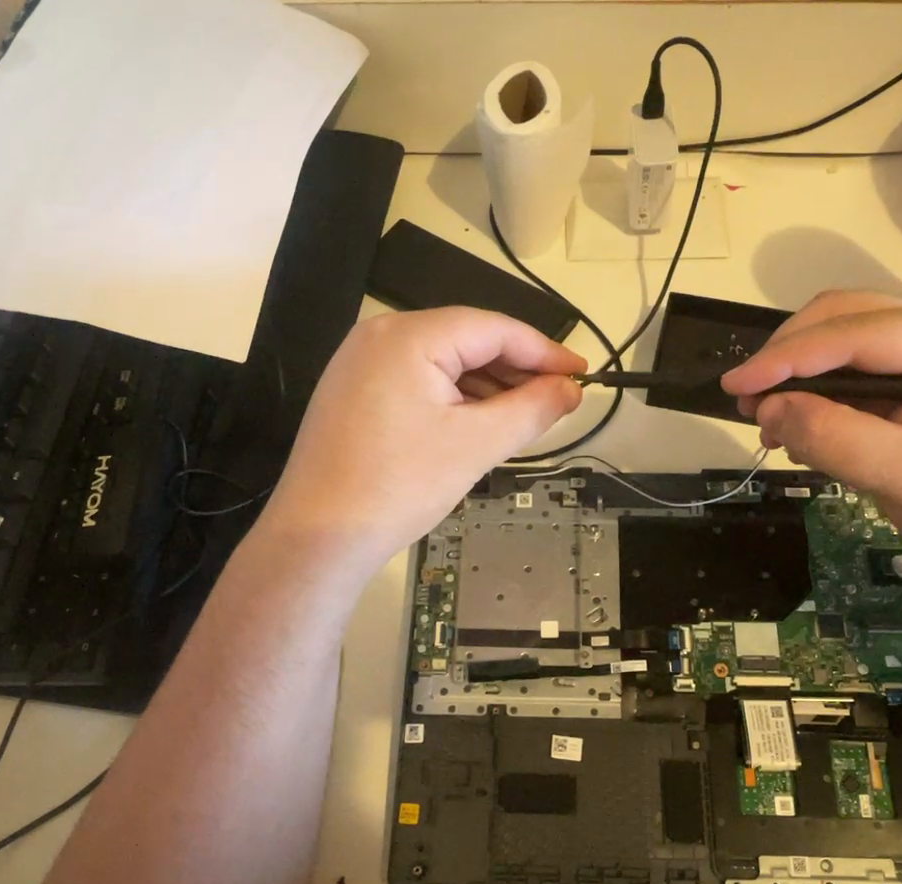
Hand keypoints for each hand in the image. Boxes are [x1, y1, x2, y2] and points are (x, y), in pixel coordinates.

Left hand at [256, 307, 585, 571]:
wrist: (319, 536)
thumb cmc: (400, 485)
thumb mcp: (476, 445)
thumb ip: (532, 409)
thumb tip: (572, 390)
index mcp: (408, 336)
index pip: (492, 328)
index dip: (543, 350)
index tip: (581, 374)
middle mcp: (379, 335)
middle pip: (466, 340)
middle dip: (515, 370)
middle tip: (557, 401)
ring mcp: (359, 364)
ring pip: (441, 363)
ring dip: (487, 387)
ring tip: (525, 417)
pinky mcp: (352, 393)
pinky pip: (417, 382)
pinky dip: (453, 399)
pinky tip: (478, 424)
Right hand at [719, 291, 901, 566]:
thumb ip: (836, 438)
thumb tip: (769, 409)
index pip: (856, 332)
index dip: (789, 356)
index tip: (735, 385)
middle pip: (844, 318)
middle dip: (789, 355)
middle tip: (745, 400)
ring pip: (840, 340)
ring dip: (796, 372)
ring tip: (764, 418)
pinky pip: (848, 372)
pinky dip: (812, 392)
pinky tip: (793, 426)